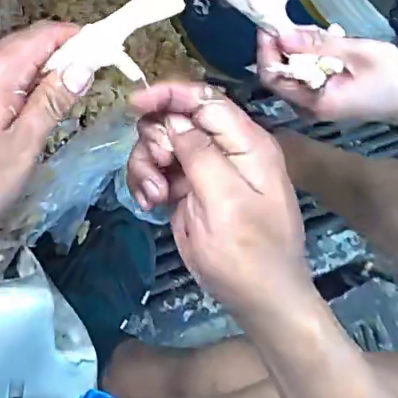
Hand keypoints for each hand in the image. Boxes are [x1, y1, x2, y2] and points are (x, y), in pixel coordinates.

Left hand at [0, 21, 90, 243]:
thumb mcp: (21, 147)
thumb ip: (53, 101)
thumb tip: (84, 66)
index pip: (50, 33)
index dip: (83, 38)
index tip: (109, 57)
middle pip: (33, 41)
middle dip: (67, 55)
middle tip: (91, 86)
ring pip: (16, 57)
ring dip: (45, 70)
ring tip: (65, 102)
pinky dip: (22, 81)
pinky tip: (29, 112)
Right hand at [126, 83, 312, 320]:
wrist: (262, 303)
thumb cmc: (250, 254)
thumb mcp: (226, 203)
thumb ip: (200, 154)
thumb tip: (174, 120)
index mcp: (246, 142)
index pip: (205, 99)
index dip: (169, 94)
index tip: (135, 102)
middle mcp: (227, 148)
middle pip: (177, 118)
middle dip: (156, 138)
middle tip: (158, 169)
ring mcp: (207, 169)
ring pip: (162, 142)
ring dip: (148, 163)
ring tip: (154, 195)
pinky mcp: (190, 189)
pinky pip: (159, 168)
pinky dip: (147, 181)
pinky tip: (151, 203)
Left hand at [256, 28, 397, 128]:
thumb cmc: (393, 78)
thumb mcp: (358, 53)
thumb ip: (319, 44)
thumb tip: (281, 33)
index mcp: (315, 101)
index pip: (272, 75)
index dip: (265, 48)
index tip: (268, 21)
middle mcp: (308, 106)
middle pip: (277, 72)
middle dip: (280, 43)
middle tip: (289, 17)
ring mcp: (315, 102)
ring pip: (290, 70)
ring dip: (296, 47)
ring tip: (316, 30)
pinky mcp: (323, 95)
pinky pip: (304, 73)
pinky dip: (308, 54)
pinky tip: (325, 40)